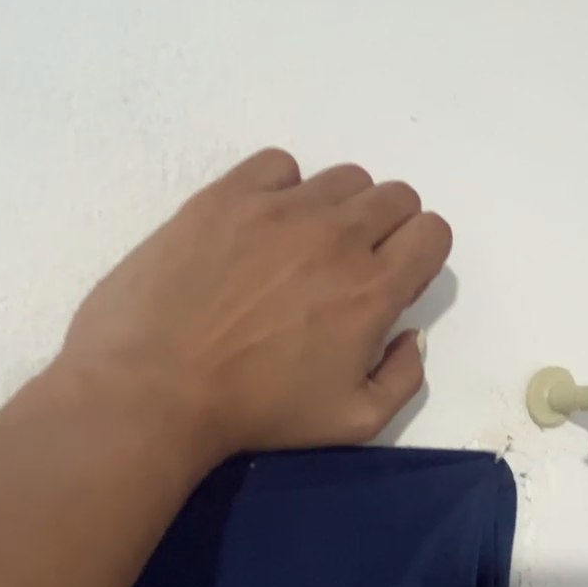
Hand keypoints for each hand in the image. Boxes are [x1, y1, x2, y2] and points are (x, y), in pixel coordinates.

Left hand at [50, 149, 450, 459]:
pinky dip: (287, 189)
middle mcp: (335, 237)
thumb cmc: (261, 411)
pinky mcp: (224, 197)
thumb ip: (405, 376)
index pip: (433, 232)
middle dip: (394, 228)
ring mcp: (277, 209)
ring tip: (310, 248)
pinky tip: (267, 227)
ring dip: (345, 208)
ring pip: (345, 178)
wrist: (154, 389)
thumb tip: (410, 335)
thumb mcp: (359, 421)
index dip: (425, 255)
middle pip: (397, 196)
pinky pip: (279, 165)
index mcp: (373, 290)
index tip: (400, 282)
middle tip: (359, 267)